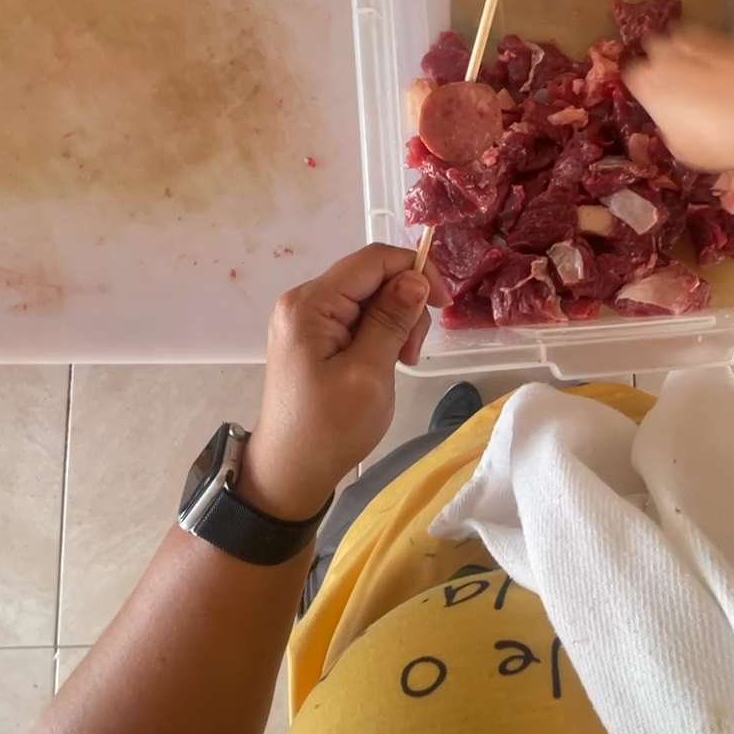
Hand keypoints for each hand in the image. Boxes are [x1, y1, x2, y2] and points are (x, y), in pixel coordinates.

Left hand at [243, 245, 452, 520]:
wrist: (289, 474)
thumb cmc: (329, 428)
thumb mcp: (369, 373)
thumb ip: (391, 319)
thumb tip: (415, 277)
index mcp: (311, 303)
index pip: (373, 259)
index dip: (416, 269)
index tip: (445, 304)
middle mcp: (305, 301)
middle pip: (373, 276)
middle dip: (406, 304)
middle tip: (413, 352)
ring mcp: (308, 319)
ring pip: (370, 297)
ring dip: (396, 322)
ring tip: (401, 363)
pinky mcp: (315, 337)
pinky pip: (358, 317)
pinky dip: (381, 333)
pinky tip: (386, 362)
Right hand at [624, 27, 733, 171]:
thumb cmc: (721, 142)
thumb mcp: (683, 149)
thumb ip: (670, 128)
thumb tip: (673, 120)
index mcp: (648, 83)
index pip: (630, 73)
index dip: (639, 82)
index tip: (648, 93)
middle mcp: (668, 53)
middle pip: (652, 44)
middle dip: (658, 56)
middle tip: (672, 77)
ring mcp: (702, 40)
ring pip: (681, 34)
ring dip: (684, 47)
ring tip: (698, 68)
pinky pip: (713, 39)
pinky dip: (715, 50)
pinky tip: (729, 70)